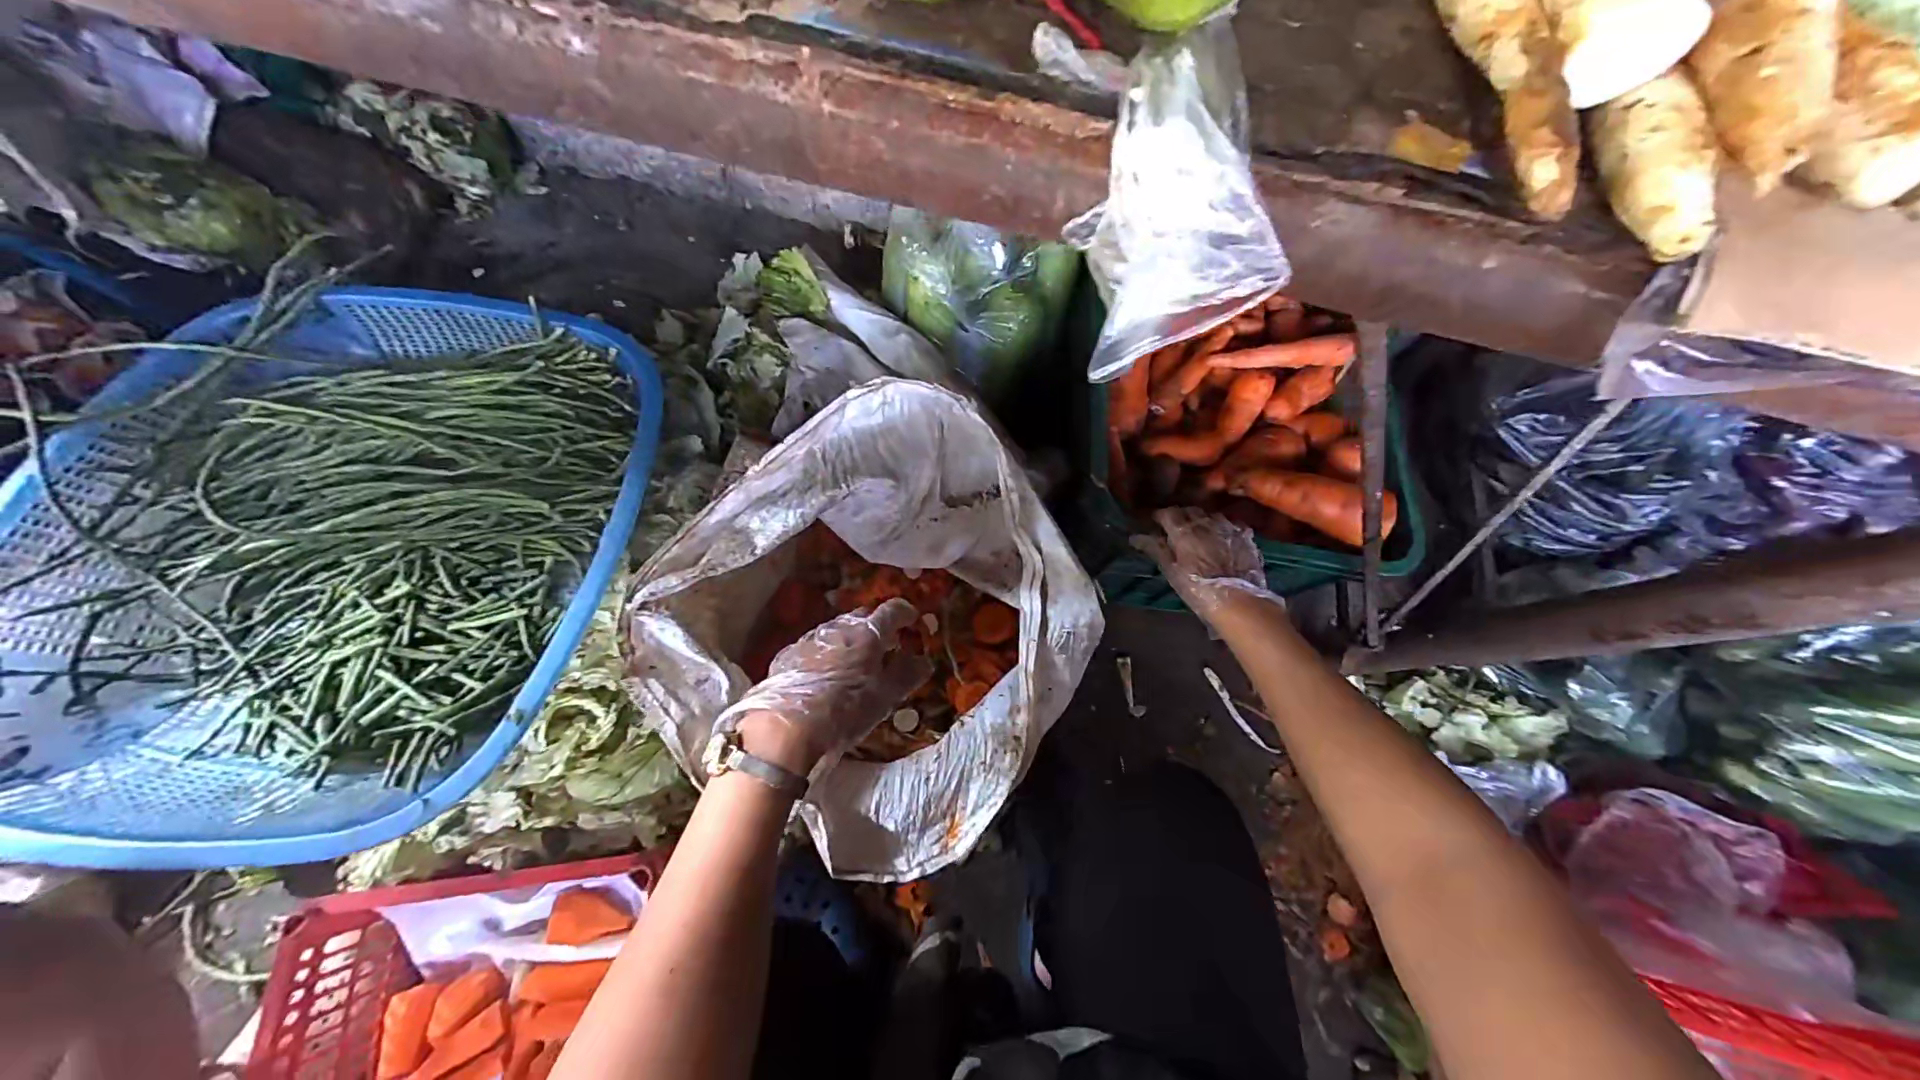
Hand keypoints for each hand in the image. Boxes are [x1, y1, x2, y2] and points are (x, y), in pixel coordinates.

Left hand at [717, 597, 934, 781]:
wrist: (786, 728)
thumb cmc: (845, 711)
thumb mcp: (885, 698)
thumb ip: (907, 675)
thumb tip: (924, 660)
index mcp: (868, 633)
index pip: (892, 610)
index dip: (906, 613)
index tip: (912, 621)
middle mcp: (838, 628)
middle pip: (863, 616)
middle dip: (877, 626)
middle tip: (886, 644)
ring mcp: (810, 639)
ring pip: (837, 630)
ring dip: (850, 640)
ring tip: (855, 661)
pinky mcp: (787, 655)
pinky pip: (814, 647)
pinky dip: (826, 654)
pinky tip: (824, 675)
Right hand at [1131, 507, 1283, 624]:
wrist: (1238, 600)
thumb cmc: (1197, 589)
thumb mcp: (1171, 571)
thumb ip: (1155, 549)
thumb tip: (1135, 536)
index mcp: (1183, 530)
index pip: (1167, 512)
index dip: (1159, 516)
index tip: (1154, 523)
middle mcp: (1205, 522)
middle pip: (1189, 510)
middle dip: (1180, 516)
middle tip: (1174, 529)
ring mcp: (1228, 526)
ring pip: (1210, 514)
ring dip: (1201, 519)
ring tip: (1198, 531)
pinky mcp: (1246, 535)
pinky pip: (1230, 523)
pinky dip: (1222, 526)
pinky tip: (1222, 536)